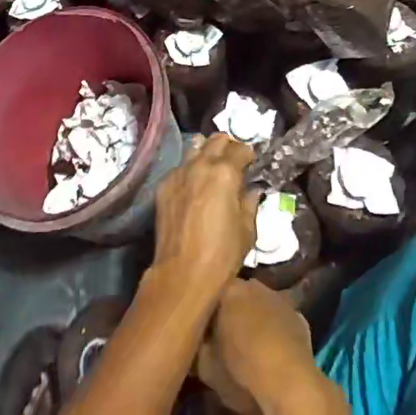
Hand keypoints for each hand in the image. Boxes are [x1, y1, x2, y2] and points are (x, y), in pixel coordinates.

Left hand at [152, 134, 256, 293]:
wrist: (182, 275)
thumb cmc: (221, 254)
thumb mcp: (247, 229)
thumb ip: (250, 203)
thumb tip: (252, 191)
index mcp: (225, 172)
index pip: (240, 149)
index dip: (248, 154)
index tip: (251, 163)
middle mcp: (201, 165)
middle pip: (216, 140)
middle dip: (228, 146)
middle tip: (233, 160)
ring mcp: (179, 173)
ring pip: (195, 148)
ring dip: (206, 152)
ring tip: (212, 165)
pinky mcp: (163, 186)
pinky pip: (180, 167)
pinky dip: (190, 169)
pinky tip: (193, 183)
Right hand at [196, 280, 323, 414]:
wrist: (287, 380)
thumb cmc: (240, 368)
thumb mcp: (206, 366)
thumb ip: (199, 348)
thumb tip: (198, 343)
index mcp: (230, 291)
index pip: (214, 292)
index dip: (209, 311)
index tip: (204, 328)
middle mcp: (255, 286)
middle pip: (239, 295)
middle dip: (233, 311)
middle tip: (225, 335)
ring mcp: (281, 299)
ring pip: (262, 305)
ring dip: (256, 318)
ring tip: (249, 343)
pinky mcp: (299, 317)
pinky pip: (281, 319)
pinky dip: (275, 330)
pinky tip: (273, 349)